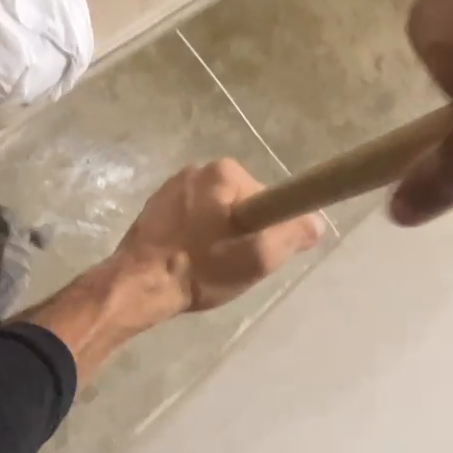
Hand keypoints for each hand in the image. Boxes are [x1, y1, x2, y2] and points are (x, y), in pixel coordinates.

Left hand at [114, 159, 327, 312]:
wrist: (139, 283)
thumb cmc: (200, 268)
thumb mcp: (257, 258)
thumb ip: (291, 235)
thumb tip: (313, 221)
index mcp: (223, 171)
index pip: (266, 197)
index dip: (268, 226)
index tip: (255, 250)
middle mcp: (197, 168)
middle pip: (241, 203)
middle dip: (243, 231)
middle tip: (231, 262)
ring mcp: (172, 185)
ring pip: (216, 212)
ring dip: (218, 234)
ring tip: (207, 262)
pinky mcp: (156, 204)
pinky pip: (192, 217)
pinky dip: (196, 235)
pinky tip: (188, 257)